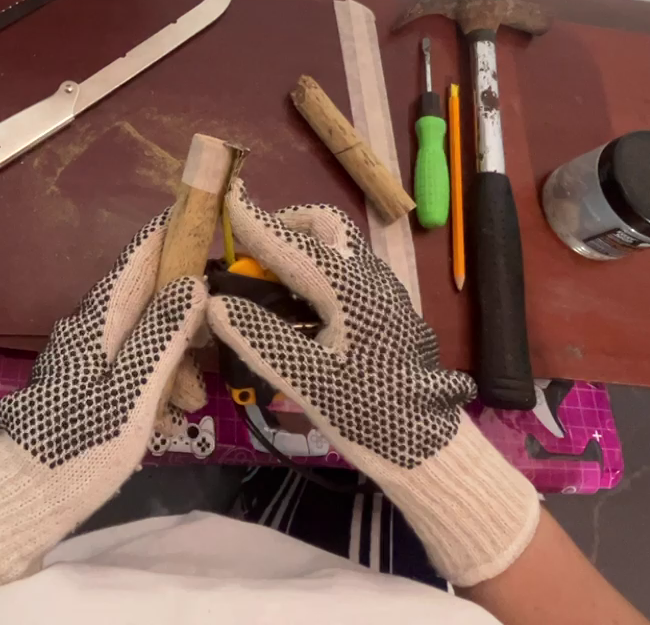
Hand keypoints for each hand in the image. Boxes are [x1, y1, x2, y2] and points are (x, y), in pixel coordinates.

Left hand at [0, 211, 205, 599]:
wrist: (18, 502)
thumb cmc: (77, 449)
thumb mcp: (131, 397)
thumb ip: (160, 339)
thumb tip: (190, 283)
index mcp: (95, 324)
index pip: (134, 262)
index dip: (165, 238)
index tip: (197, 220)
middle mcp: (84, 329)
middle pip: (141, 301)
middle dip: (180, 321)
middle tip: (211, 356)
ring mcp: (78, 355)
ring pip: (137, 338)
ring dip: (169, 362)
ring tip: (191, 405)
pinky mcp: (77, 381)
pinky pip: (124, 365)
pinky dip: (150, 381)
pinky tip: (165, 416)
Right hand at [206, 180, 539, 585]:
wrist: (432, 452)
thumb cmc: (370, 415)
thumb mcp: (309, 381)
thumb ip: (260, 338)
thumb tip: (217, 304)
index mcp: (350, 290)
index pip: (292, 245)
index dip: (256, 223)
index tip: (229, 198)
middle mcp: (369, 278)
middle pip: (325, 227)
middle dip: (287, 225)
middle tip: (252, 247)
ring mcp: (383, 291)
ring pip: (338, 246)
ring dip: (301, 246)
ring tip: (268, 276)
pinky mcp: (387, 309)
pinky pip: (346, 269)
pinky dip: (316, 269)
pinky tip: (298, 305)